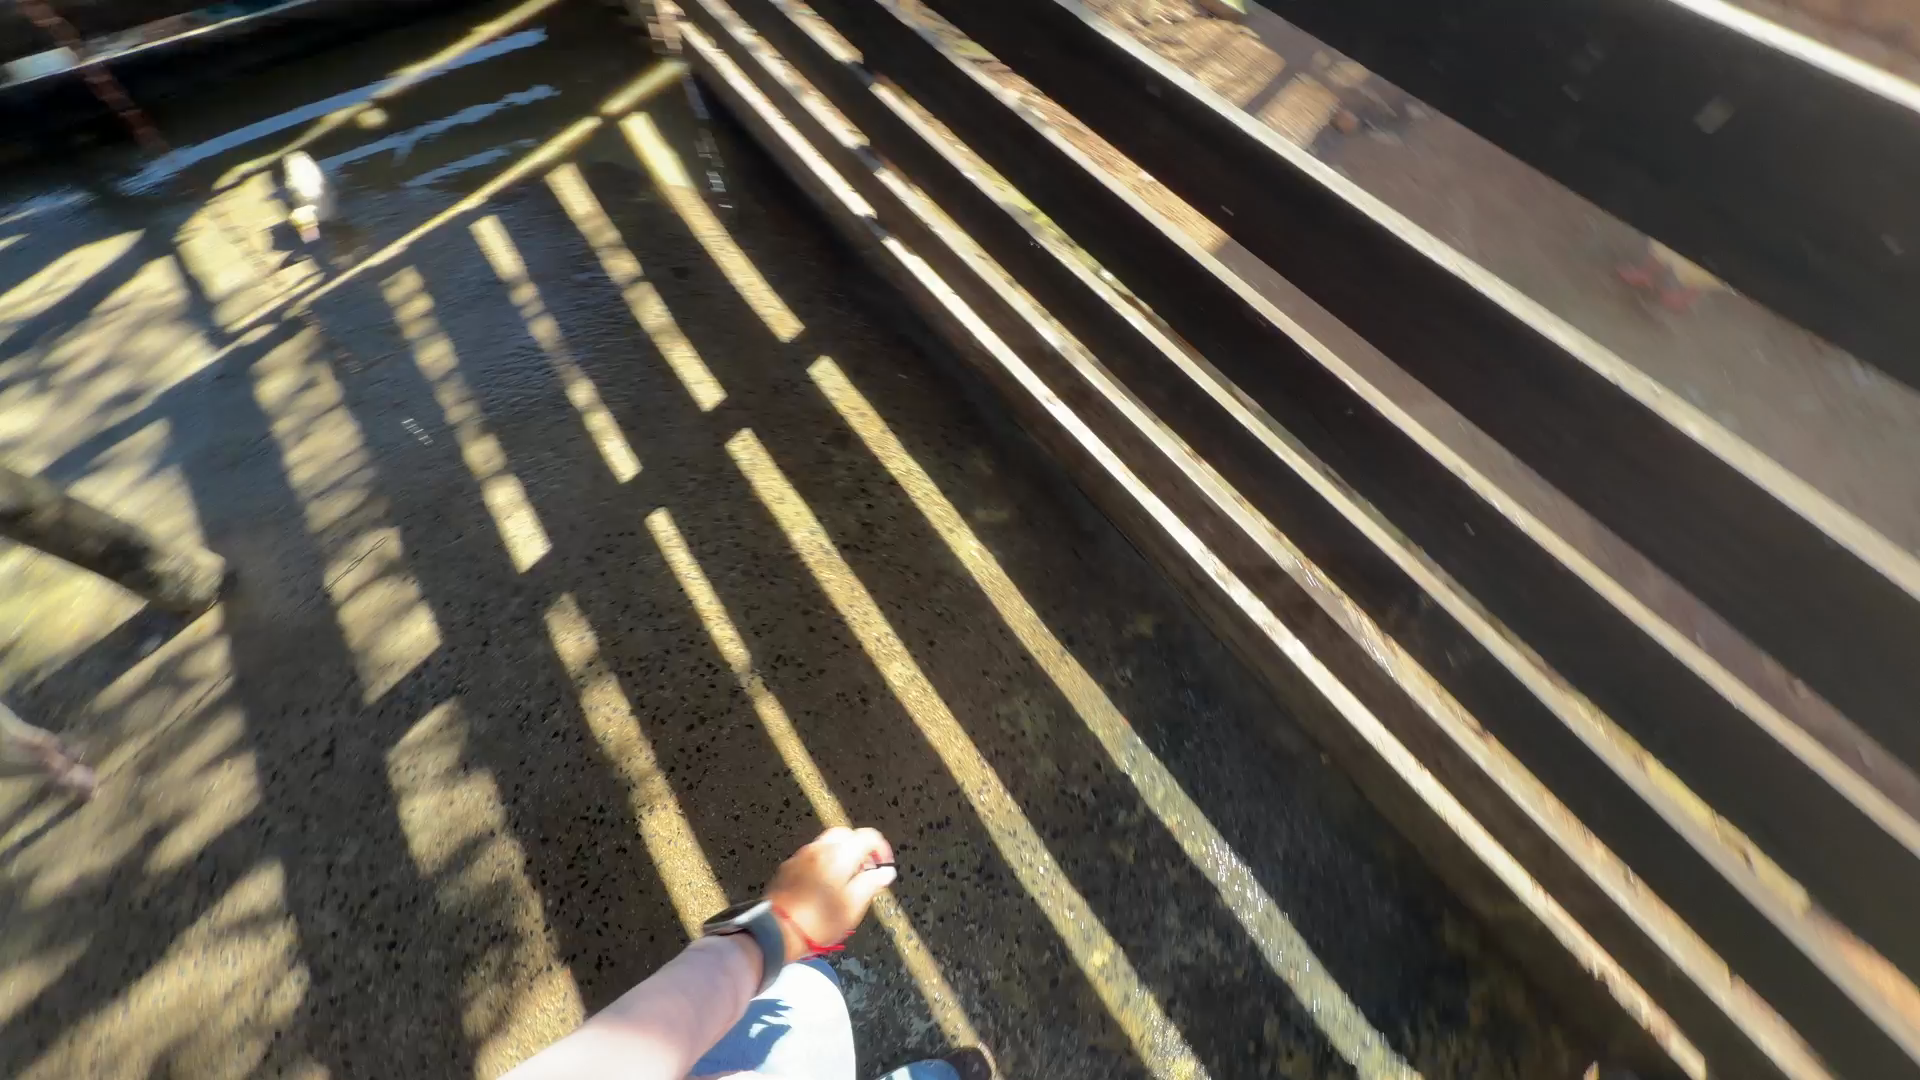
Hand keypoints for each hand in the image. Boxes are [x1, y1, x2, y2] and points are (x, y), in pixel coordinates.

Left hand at [765, 826, 896, 962]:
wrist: (776, 931)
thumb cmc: (819, 921)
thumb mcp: (852, 906)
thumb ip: (871, 884)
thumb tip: (886, 872)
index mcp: (840, 854)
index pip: (867, 836)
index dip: (881, 848)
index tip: (883, 866)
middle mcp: (820, 848)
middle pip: (846, 834)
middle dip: (859, 847)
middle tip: (865, 870)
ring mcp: (802, 855)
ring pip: (827, 843)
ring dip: (841, 854)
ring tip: (845, 880)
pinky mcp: (788, 867)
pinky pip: (812, 855)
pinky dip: (824, 862)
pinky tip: (823, 885)